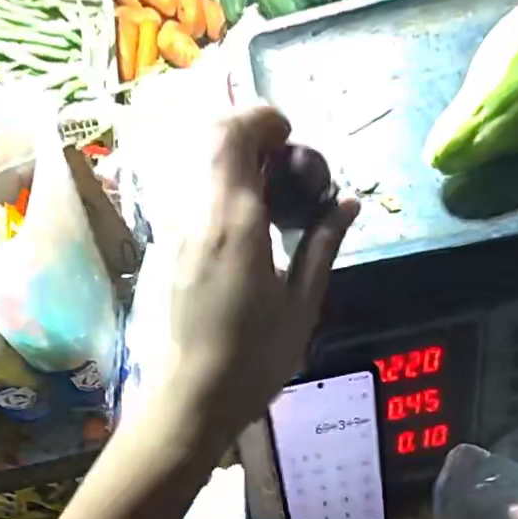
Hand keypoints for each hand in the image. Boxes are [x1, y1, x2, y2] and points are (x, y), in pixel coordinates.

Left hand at [157, 105, 359, 441]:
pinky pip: (194, 204)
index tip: (292, 137)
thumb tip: (348, 202)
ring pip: (199, 173)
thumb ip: (323, 245)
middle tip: (286, 169)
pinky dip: (221, 197)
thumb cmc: (255, 358)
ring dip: (235, 170)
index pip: (232, 134)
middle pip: (211, 144)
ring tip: (272, 204)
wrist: (196, 399)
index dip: (262, 119)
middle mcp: (197, 219)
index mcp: (233, 223)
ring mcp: (176, 238)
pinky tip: (248, 234)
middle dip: (250, 138)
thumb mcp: (301, 304)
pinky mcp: (169, 259)